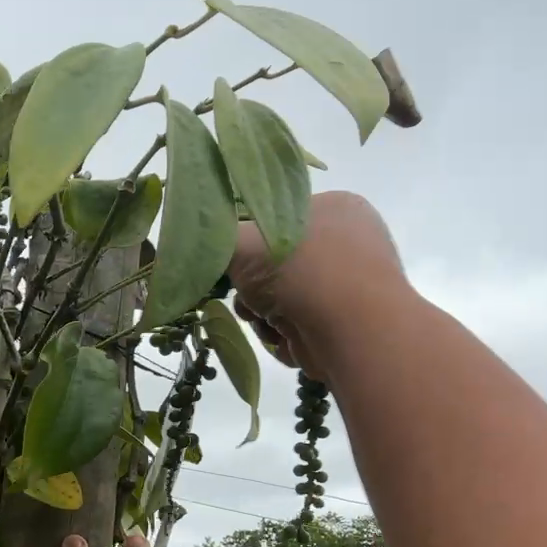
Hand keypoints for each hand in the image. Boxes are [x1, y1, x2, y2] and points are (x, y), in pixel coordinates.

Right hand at [227, 191, 413, 381]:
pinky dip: (284, 337)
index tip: (233, 264)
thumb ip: (213, 241)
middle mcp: (346, 243)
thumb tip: (194, 246)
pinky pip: (296, 328)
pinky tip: (287, 338)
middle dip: (252, 291)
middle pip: (273, 268)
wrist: (352, 329)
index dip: (246, 245)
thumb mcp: (240, 242)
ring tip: (268, 322)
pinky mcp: (345, 325)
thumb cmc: (300, 271)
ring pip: (280, 302)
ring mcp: (348, 286)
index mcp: (333, 207)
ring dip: (263, 317)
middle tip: (248, 298)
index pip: (276, 221)